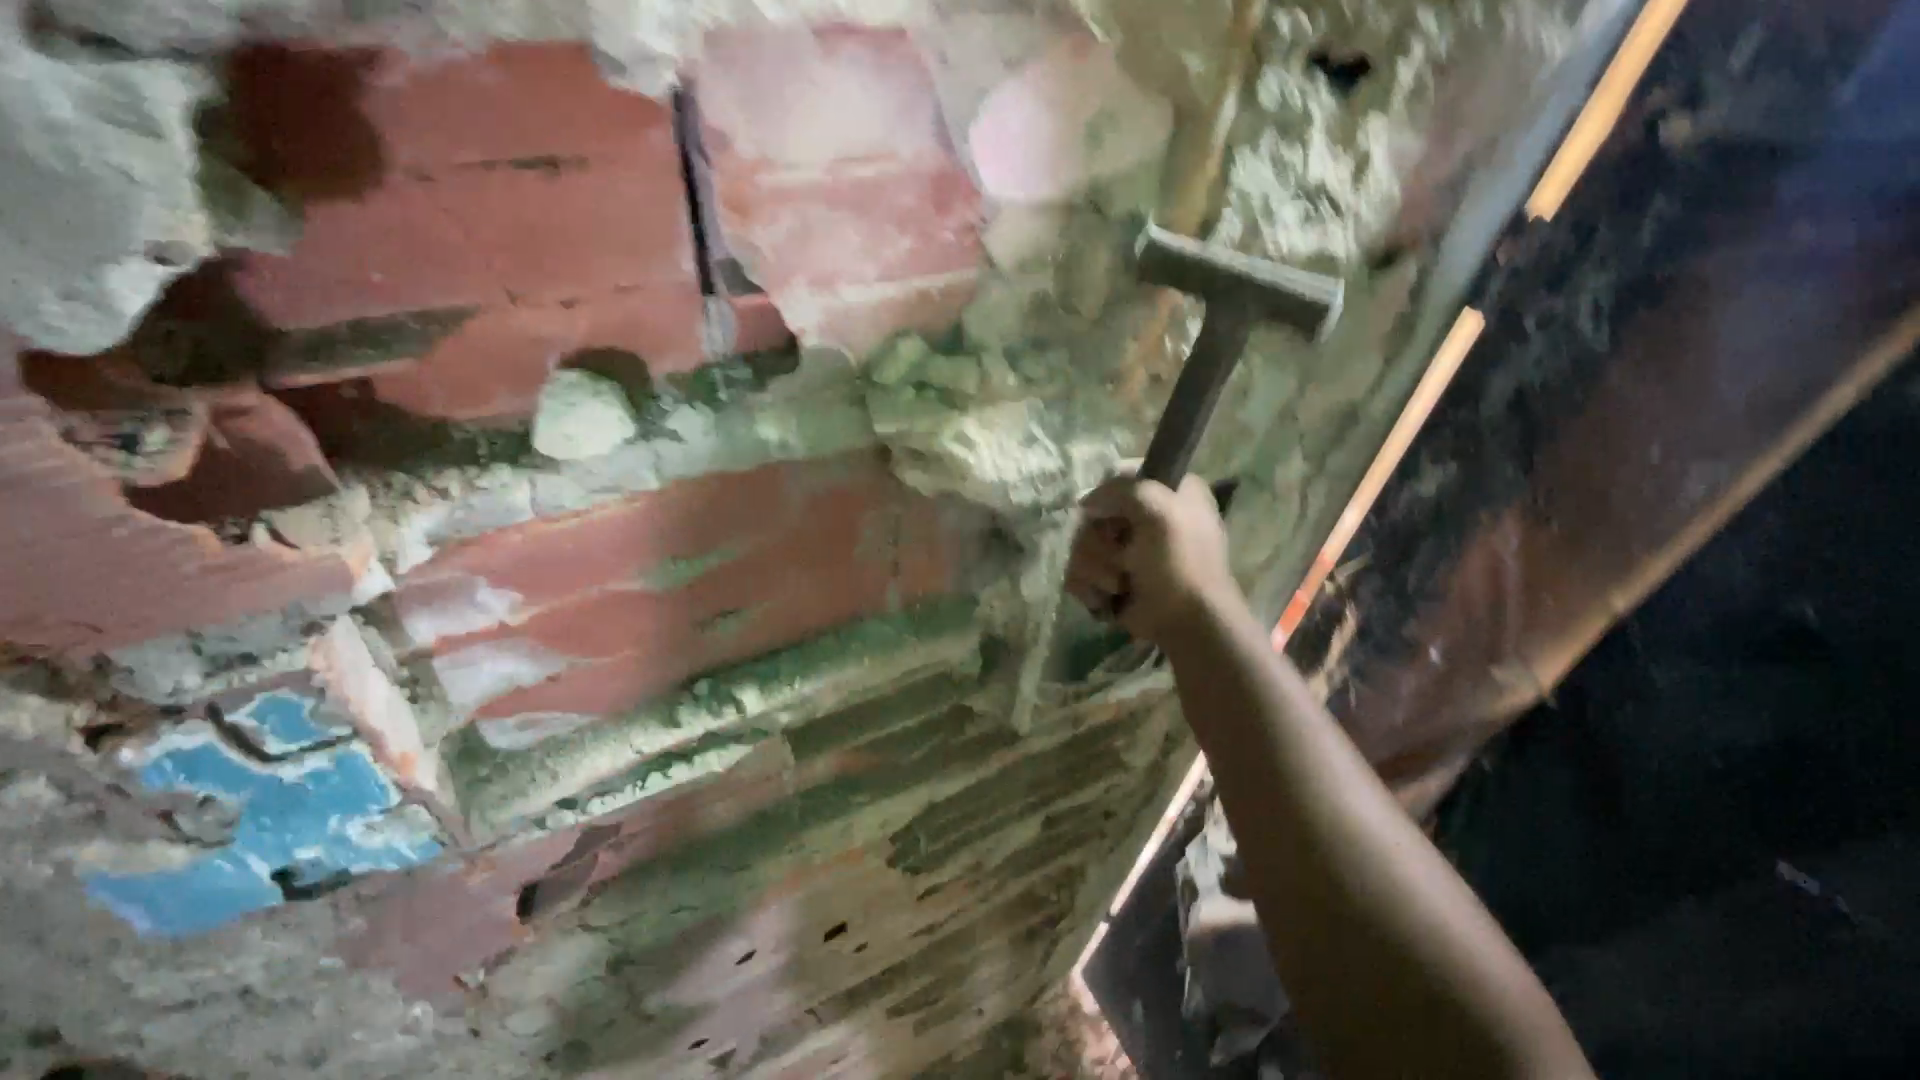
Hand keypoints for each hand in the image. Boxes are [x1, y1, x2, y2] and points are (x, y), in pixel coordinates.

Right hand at [1066, 473, 1239, 646]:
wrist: (1187, 621)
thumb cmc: (1179, 562)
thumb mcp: (1159, 510)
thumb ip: (1122, 488)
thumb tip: (1087, 505)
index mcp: (1167, 490)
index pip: (1118, 474)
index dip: (1107, 494)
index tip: (1107, 513)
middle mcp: (1144, 515)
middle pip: (1092, 514)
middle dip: (1100, 541)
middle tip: (1122, 558)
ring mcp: (1125, 548)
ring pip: (1080, 544)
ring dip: (1096, 568)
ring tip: (1118, 584)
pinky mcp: (1110, 576)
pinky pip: (1078, 571)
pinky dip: (1090, 588)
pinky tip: (1106, 599)